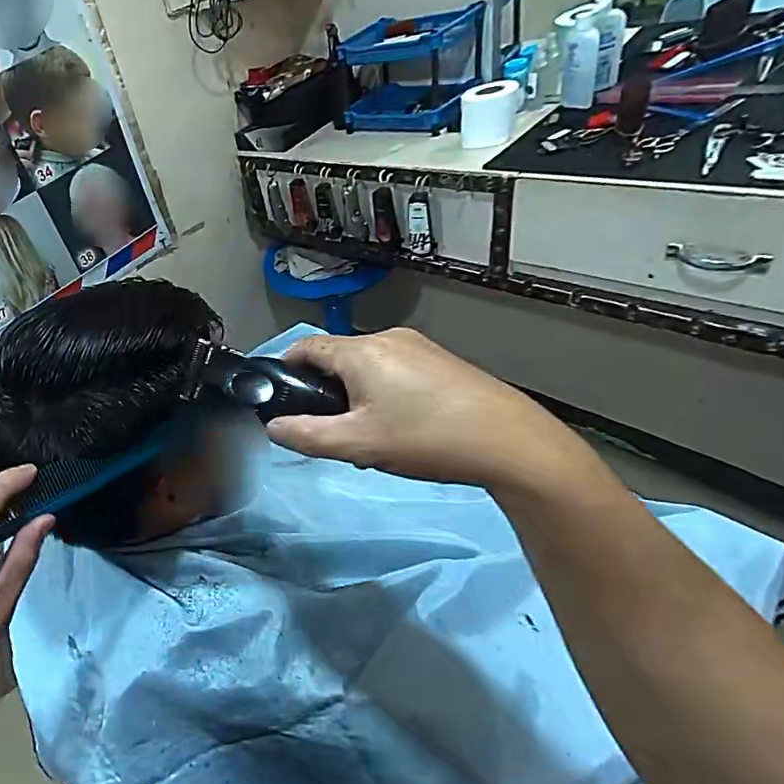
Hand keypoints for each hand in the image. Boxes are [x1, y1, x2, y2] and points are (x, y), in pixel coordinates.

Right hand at [265, 328, 584, 489]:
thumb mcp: (359, 445)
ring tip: (369, 437)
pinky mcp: (442, 361)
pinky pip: (396, 370)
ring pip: (368, 366)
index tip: (281, 398)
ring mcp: (419, 347)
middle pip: (338, 357)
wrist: (508, 440)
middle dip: (325, 391)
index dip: (286, 369)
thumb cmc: (426, 438)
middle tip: (330, 432)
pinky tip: (402, 427)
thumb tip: (275, 427)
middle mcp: (388, 338)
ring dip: (355, 395)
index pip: (306, 346)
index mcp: (362, 350)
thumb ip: (308, 436)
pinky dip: (384, 393)